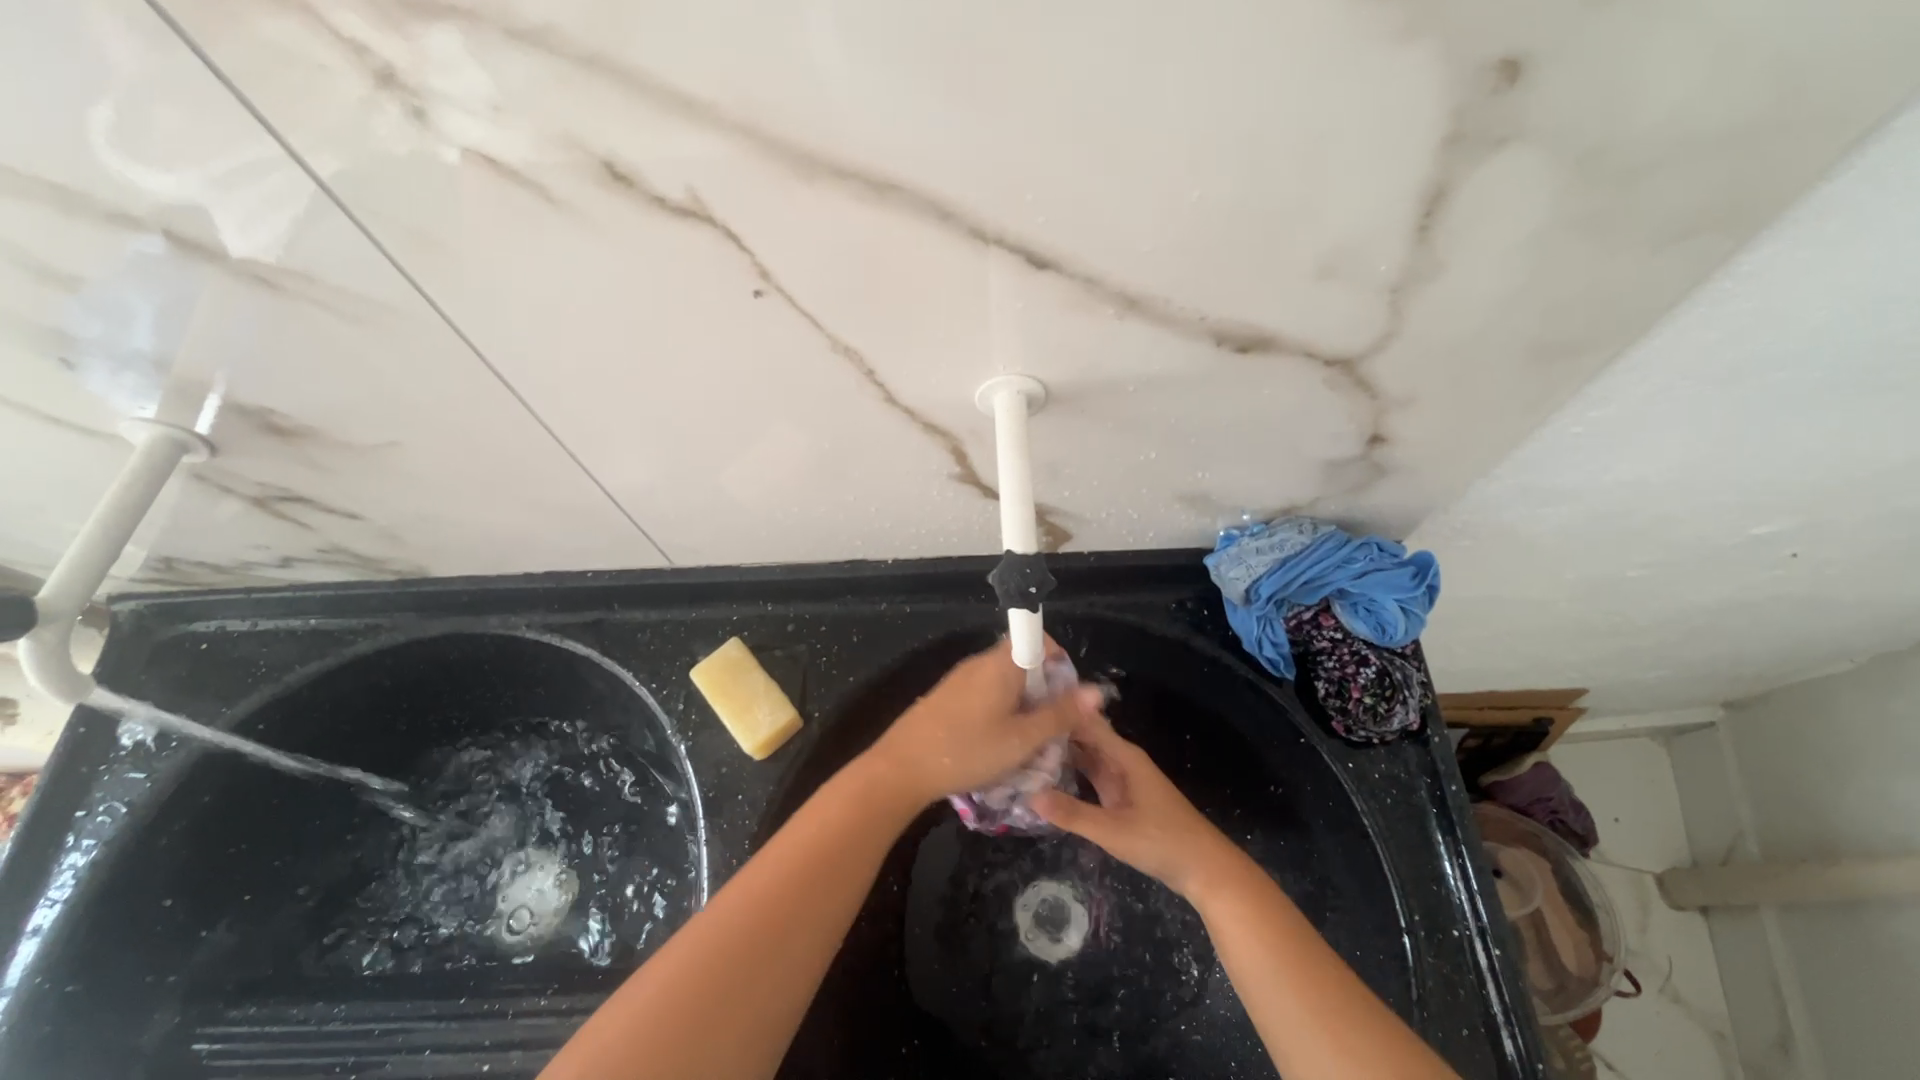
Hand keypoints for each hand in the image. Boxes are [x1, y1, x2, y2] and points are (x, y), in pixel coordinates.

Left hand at [860, 640, 1102, 808]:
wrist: (901, 769)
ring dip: (1023, 706)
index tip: (1067, 692)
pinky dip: (1000, 713)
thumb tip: (1096, 691)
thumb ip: (1060, 714)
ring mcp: (960, 680)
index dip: (1058, 658)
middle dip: (1045, 689)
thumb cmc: (968, 751)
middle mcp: (980, 663)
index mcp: (1001, 664)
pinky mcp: (946, 699)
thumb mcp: (1023, 739)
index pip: (1036, 635)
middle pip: (1022, 661)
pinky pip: (984, 695)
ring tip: (1030, 742)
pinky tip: (998, 746)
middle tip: (1054, 726)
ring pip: (1004, 682)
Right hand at [1031, 713, 1244, 898]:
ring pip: (1085, 758)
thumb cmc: (1163, 842)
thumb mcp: (1113, 831)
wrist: (1204, 869)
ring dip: (1059, 755)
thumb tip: (1029, 795)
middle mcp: (1121, 761)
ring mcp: (1121, 780)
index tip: (1022, 706)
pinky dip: (1070, 776)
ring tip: (1019, 749)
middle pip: (1083, 738)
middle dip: (1052, 734)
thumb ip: (1072, 813)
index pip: (1085, 722)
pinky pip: (1090, 777)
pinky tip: (1044, 779)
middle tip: (1011, 730)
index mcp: (1123, 756)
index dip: (1057, 712)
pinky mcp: (1120, 798)